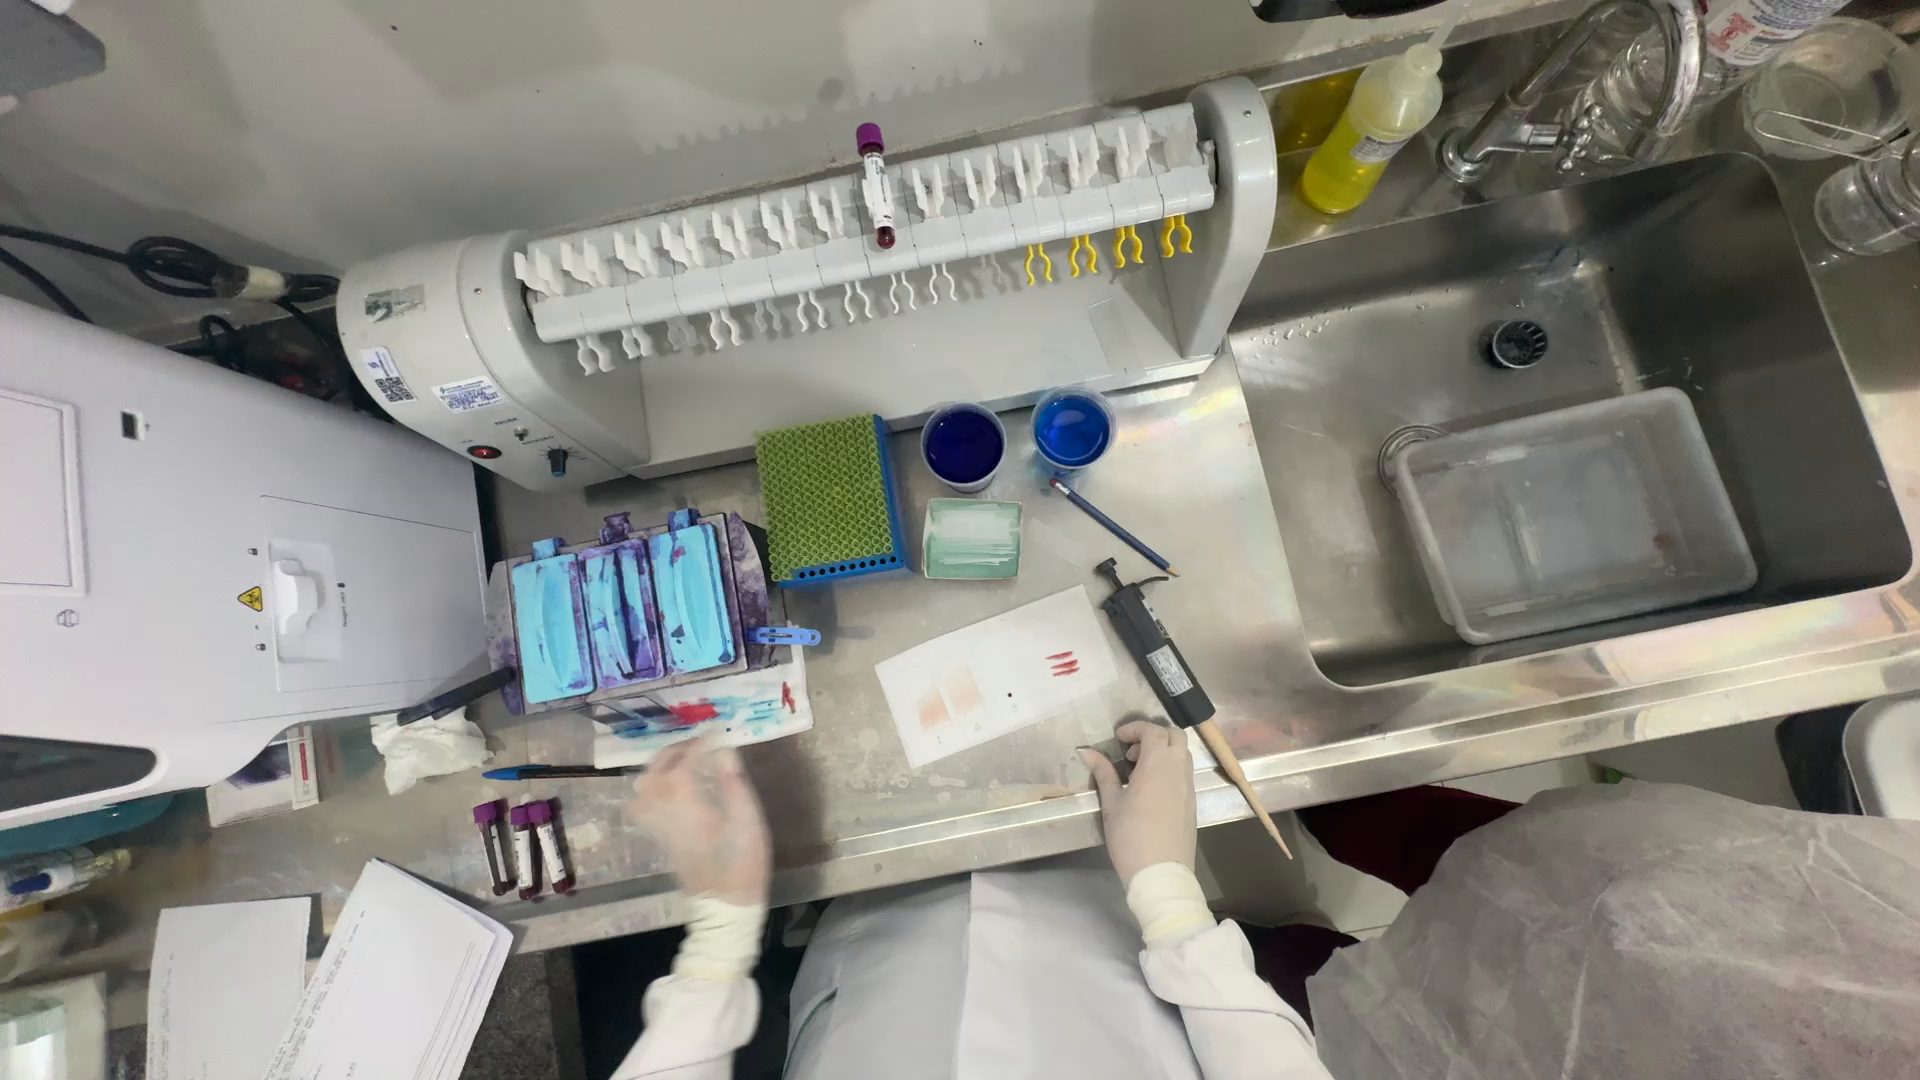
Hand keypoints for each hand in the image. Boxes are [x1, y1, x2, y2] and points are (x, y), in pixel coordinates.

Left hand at [629, 737, 770, 906]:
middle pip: (655, 773)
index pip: (684, 764)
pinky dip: (652, 787)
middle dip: (675, 751)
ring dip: (659, 767)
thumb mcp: (747, 819)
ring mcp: (659, 829)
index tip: (717, 731)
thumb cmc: (742, 861)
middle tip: (699, 742)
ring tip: (682, 759)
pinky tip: (670, 787)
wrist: (725, 907)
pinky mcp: (660, 840)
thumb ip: (733, 782)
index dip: (700, 743)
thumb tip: (724, 748)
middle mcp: (665, 815)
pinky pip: (643, 806)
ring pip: (642, 790)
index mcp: (688, 807)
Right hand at [1078, 720, 1196, 886]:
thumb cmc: (1131, 836)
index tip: (1118, 739)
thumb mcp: (1112, 803)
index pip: (1153, 731)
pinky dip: (1169, 768)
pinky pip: (1184, 773)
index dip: (1135, 728)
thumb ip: (1103, 773)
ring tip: (1138, 771)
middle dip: (1153, 735)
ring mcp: (1189, 787)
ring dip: (1163, 751)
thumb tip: (1086, 751)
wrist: (1161, 875)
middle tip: (1131, 752)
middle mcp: (1178, 771)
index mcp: (1158, 766)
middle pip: (1174, 736)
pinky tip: (1150, 789)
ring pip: (1182, 754)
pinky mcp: (1192, 803)